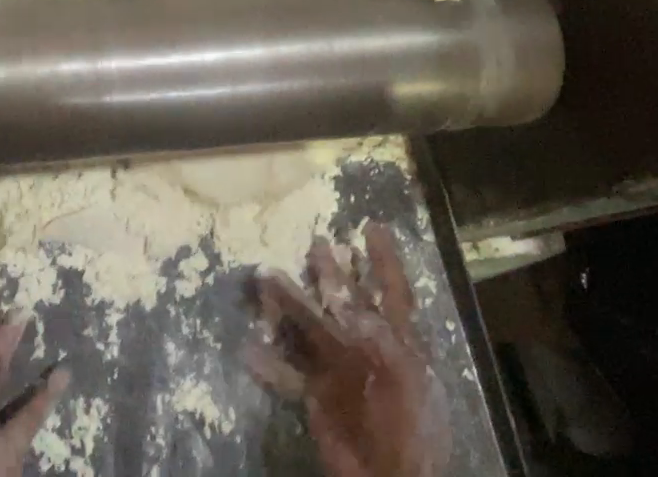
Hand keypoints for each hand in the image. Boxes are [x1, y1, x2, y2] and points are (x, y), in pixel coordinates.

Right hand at [249, 223, 451, 476]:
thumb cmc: (409, 430)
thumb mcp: (405, 383)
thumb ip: (383, 345)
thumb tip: (356, 311)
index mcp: (398, 342)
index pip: (393, 291)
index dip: (385, 259)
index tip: (373, 225)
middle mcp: (368, 348)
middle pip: (344, 301)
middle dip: (328, 272)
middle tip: (315, 243)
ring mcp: (340, 369)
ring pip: (309, 327)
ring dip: (288, 304)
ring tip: (263, 276)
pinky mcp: (317, 394)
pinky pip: (289, 371)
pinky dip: (268, 362)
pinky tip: (248, 347)